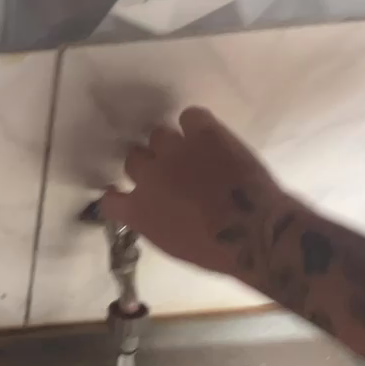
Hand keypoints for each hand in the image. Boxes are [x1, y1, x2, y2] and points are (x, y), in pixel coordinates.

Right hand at [99, 107, 292, 272]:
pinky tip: (204, 135)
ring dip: (168, 143)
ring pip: (158, 133)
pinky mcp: (205, 133)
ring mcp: (175, 151)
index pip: (109, 198)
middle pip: (133, 158)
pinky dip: (195, 124)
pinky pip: (190, 116)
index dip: (116, 195)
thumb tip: (148, 208)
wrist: (255, 233)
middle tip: (164, 172)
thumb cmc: (213, 250)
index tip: (123, 194)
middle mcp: (149, 176)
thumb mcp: (168, 243)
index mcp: (137, 210)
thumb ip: (149, 221)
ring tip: (186, 151)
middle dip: (146, 165)